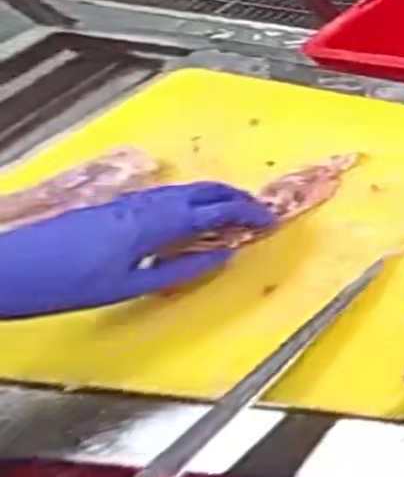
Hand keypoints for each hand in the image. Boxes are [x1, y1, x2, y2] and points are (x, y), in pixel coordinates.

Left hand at [0, 183, 274, 318]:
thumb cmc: (60, 286)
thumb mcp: (129, 286)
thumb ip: (182, 269)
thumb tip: (222, 256)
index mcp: (159, 223)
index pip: (221, 209)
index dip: (252, 213)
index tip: (270, 223)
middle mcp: (145, 205)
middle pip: (205, 190)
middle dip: (238, 198)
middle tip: (256, 214)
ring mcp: (123, 203)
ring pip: (184, 190)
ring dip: (213, 199)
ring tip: (226, 215)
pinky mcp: (106, 208)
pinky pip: (163, 197)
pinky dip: (189, 202)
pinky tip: (184, 220)